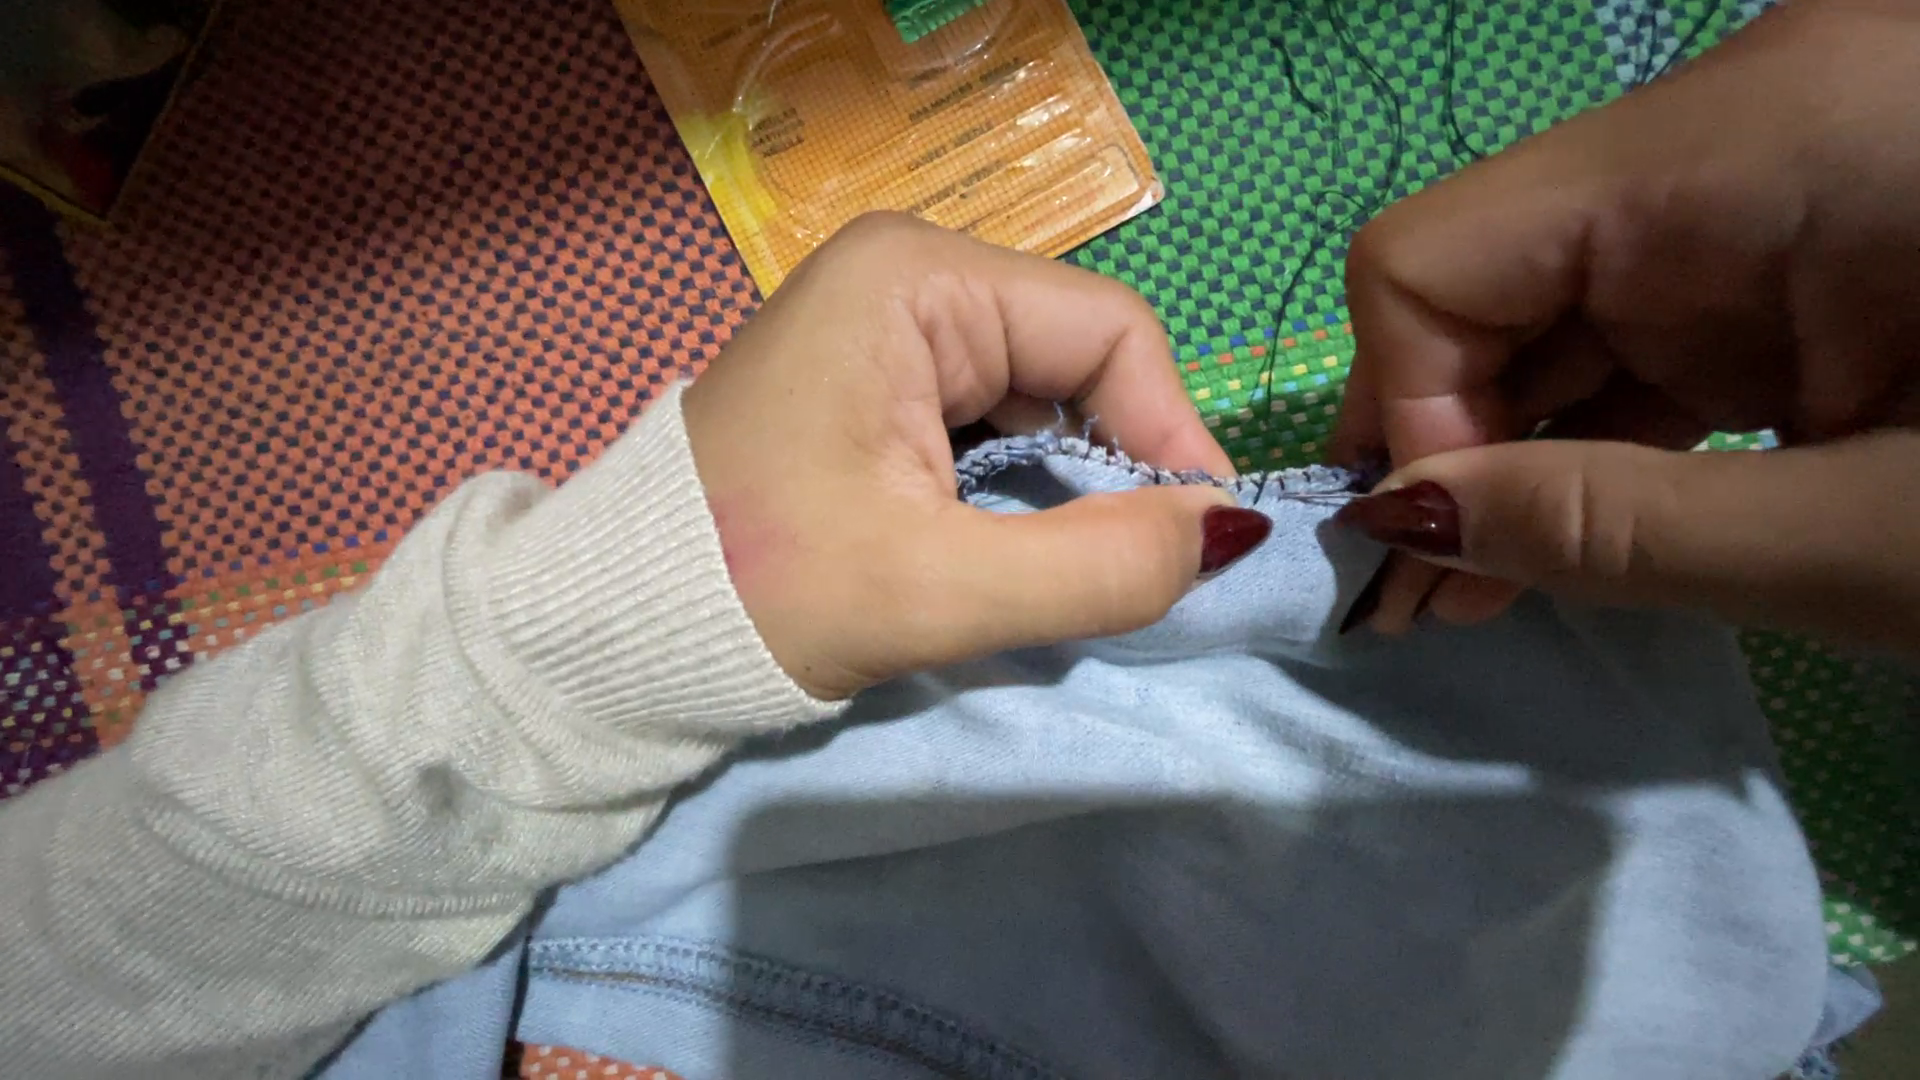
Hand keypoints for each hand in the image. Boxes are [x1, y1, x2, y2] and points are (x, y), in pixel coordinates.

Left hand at [683, 214, 1264, 699]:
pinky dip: (1016, 486)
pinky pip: (986, 424)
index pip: (1106, 332)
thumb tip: (1222, 530)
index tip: (1200, 533)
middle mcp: (904, 280)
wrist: (621, 624)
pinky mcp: (874, 386)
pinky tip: (996, 537)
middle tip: (1123, 563)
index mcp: (915, 280)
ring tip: (1050, 559)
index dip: (1171, 431)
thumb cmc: (760, 588)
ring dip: (1065, 483)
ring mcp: (885, 331)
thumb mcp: (935, 588)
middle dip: (1114, 463)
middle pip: (1073, 361)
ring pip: (1035, 399)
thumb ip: (1092, 566)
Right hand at [1331, 0, 1919, 655]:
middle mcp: (1729, 129)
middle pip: (1469, 291)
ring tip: (1479, 587)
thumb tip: (1393, 525)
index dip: (1405, 400)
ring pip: (1530, 327)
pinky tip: (1557, 531)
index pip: (1427, 258)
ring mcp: (1758, 186)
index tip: (1443, 527)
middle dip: (1431, 450)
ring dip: (1491, 463)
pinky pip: (1613, 342)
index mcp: (1752, 139)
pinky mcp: (1786, 246)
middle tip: (1416, 591)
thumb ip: (1607, 527)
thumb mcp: (1901, 543)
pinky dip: (1571, 445)